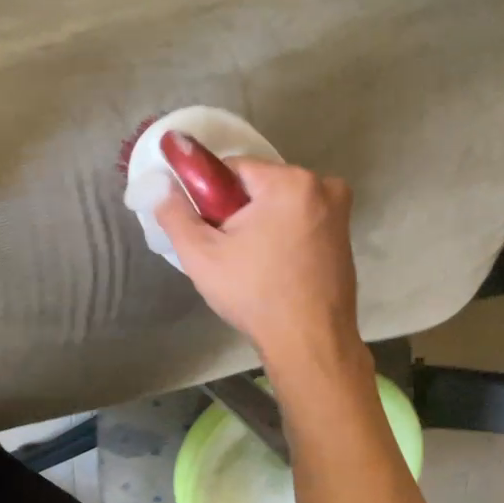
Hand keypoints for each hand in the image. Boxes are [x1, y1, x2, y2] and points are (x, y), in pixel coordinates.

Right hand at [155, 158, 359, 366]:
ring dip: (254, 221)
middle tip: (221, 249)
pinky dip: (276, 231)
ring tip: (244, 259)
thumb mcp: (200, 255)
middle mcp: (322, 183)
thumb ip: (176, 215)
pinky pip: (296, 216)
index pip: (231, 167)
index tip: (203, 226)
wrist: (307, 334)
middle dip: (233, 208)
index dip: (207, 194)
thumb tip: (161, 186)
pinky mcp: (342, 228)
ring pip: (276, 202)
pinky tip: (268, 263)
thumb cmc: (251, 291)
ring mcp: (338, 206)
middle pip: (256, 183)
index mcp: (288, 182)